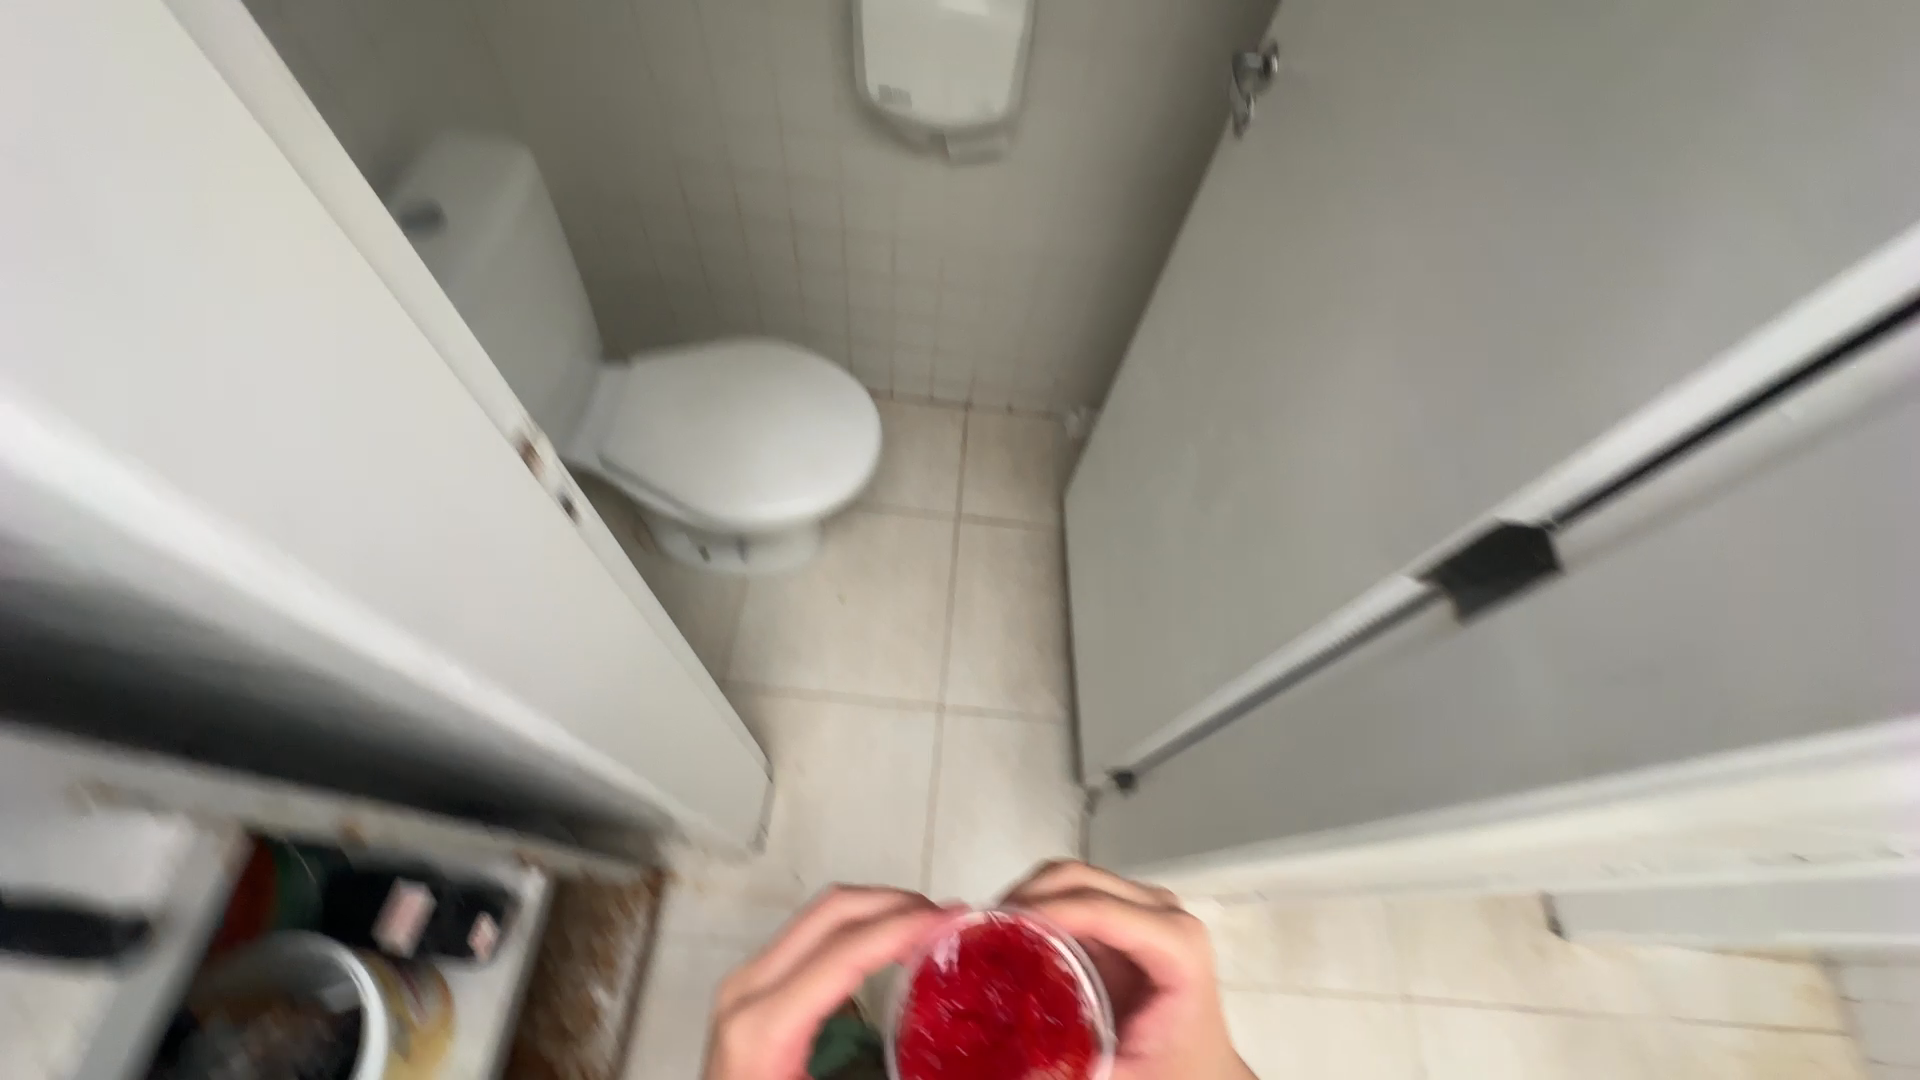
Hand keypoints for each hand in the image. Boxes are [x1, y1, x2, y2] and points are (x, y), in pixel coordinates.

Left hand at [702, 885, 949, 1079]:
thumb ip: (890, 1067)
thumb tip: (959, 1058)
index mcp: (765, 1024)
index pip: (847, 948)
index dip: (905, 925)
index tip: (955, 917)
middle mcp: (750, 985)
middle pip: (833, 910)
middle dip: (897, 902)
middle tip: (947, 916)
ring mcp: (748, 979)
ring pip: (822, 912)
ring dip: (879, 908)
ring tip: (927, 924)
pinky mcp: (753, 983)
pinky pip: (812, 932)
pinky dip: (857, 925)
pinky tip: (888, 943)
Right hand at [1003, 861, 1254, 1079]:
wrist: (1203, 1069)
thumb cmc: (1178, 1072)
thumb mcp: (1129, 1078)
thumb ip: (1074, 1067)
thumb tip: (1017, 1065)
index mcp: (1176, 944)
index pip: (1102, 909)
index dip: (1048, 911)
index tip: (1000, 929)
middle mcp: (1160, 910)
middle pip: (1080, 879)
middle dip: (1027, 896)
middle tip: (983, 930)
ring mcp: (1139, 904)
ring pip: (1069, 877)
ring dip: (1027, 897)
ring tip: (990, 932)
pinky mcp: (1119, 910)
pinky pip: (1069, 893)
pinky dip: (1036, 905)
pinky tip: (1011, 933)